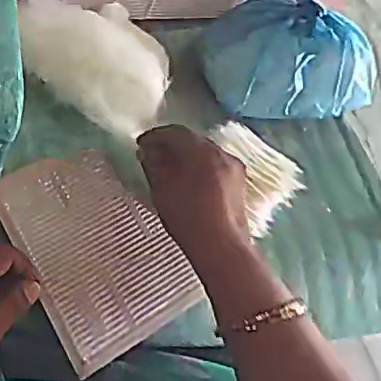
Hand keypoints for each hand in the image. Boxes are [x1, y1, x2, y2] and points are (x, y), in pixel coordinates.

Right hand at [137, 124, 247, 256]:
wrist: (222, 247)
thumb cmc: (187, 217)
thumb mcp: (161, 189)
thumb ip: (153, 164)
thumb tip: (148, 151)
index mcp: (201, 151)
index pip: (174, 132)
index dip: (154, 136)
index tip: (140, 144)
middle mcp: (221, 153)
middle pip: (192, 140)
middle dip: (171, 144)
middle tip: (153, 154)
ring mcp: (234, 167)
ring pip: (206, 152)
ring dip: (187, 155)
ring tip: (170, 168)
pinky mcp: (239, 183)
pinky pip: (215, 165)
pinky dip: (200, 166)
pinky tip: (190, 180)